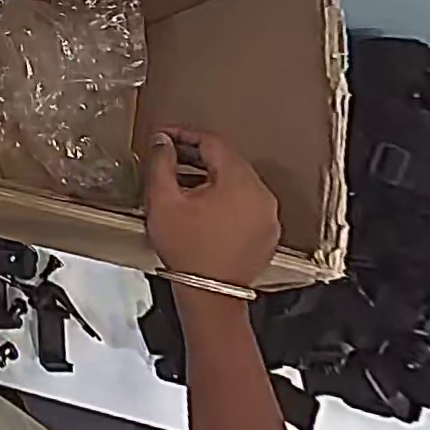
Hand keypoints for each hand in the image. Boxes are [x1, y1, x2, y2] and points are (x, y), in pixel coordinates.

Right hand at [143, 126, 280, 288]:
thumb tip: (162, 141)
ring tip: (179, 182)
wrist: (209, 295)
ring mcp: (267, 215)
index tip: (164, 135)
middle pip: (227, 160)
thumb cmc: (187, 249)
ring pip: (236, 182)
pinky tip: (199, 207)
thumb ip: (161, 163)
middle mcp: (261, 194)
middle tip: (168, 154)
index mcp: (239, 181)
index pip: (213, 142)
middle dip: (195, 154)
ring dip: (208, 176)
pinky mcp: (266, 233)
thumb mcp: (163, 201)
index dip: (184, 134)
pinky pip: (244, 203)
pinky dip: (222, 197)